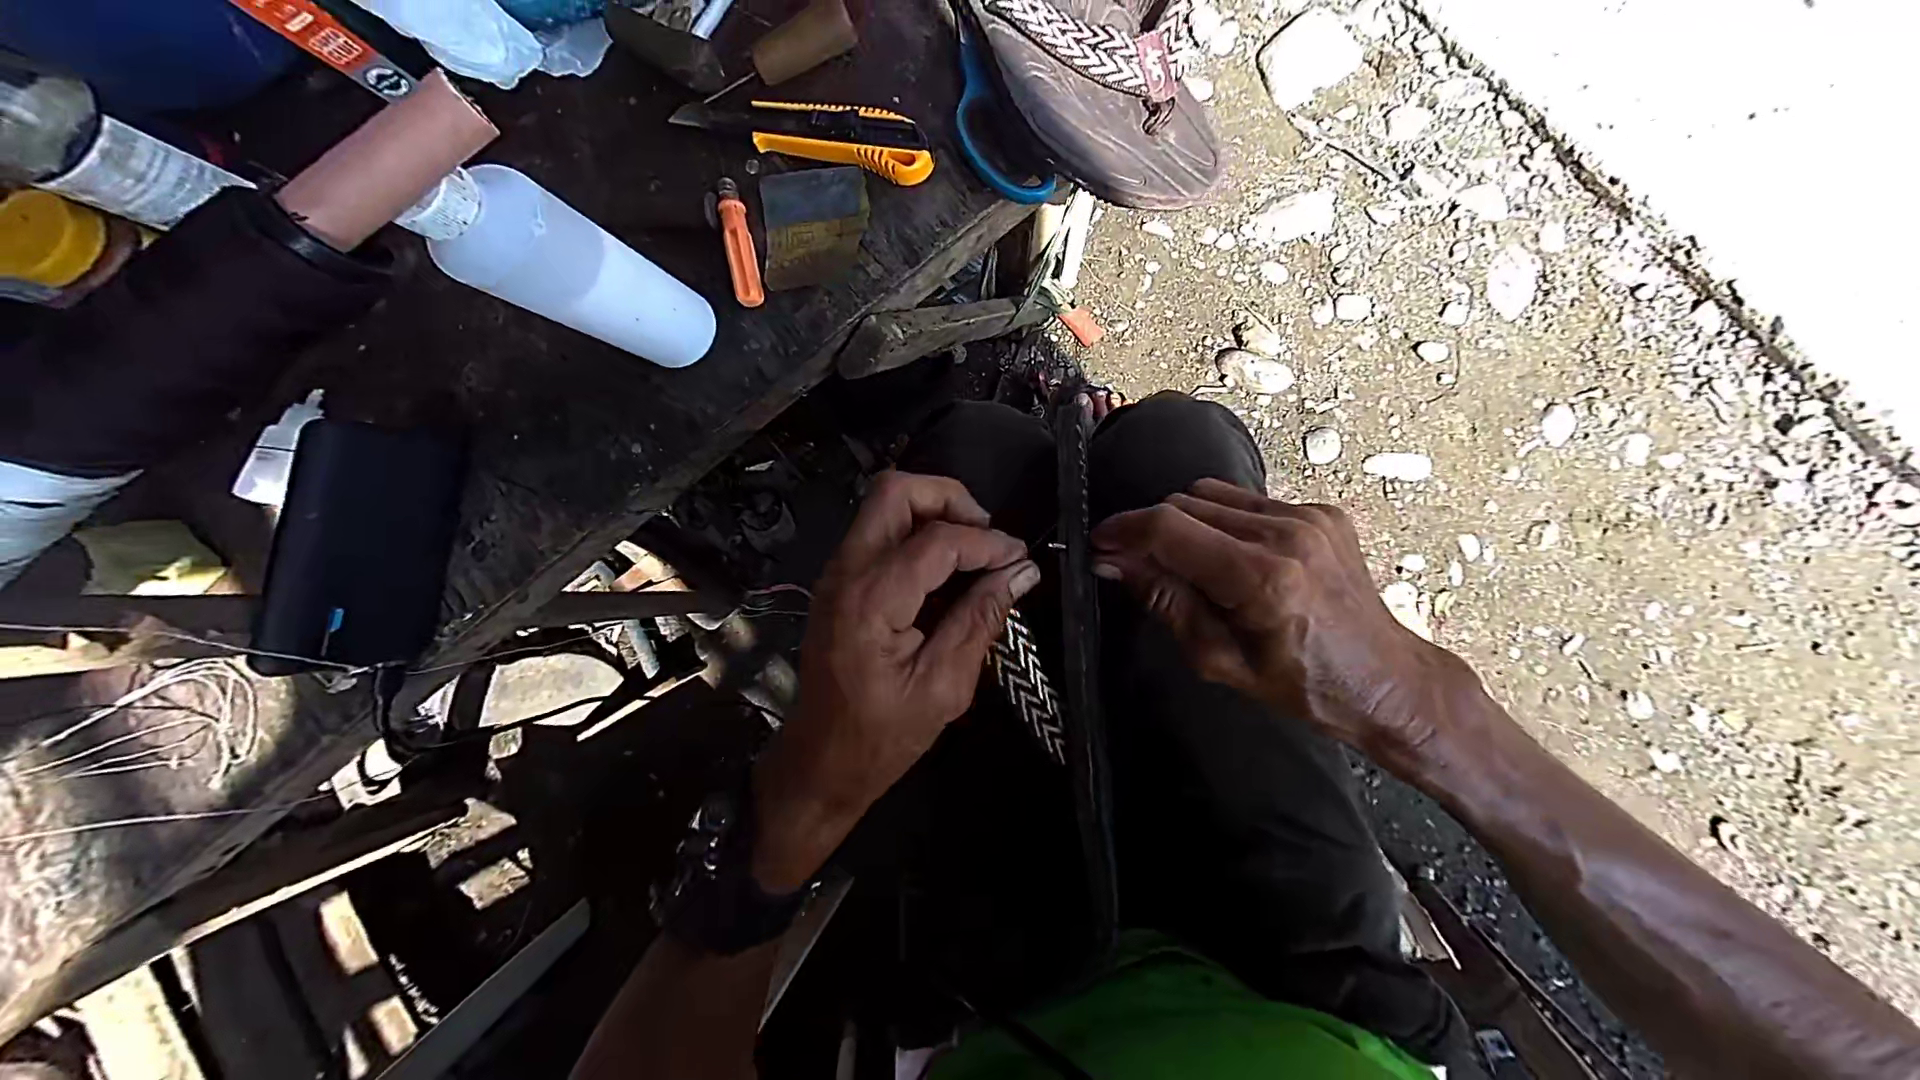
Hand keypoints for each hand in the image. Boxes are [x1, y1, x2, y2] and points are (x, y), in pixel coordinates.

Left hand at [753, 471, 1039, 889]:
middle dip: (950, 499)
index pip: (937, 540)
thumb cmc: (880, 737)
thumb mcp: (943, 687)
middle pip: (895, 491)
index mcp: (870, 601)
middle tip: (987, 536)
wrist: (819, 762)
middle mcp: (846, 572)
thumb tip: (1021, 572)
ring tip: (973, 550)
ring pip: (884, 504)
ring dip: (934, 512)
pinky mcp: (839, 582)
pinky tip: (947, 568)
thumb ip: (980, 620)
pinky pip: (879, 531)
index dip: (987, 542)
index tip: (1019, 560)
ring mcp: (837, 573)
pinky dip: (917, 532)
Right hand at [1090, 478, 1467, 766]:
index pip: (1169, 528)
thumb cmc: (1305, 684)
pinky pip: (1244, 500)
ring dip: (1181, 522)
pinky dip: (1219, 520)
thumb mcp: (1217, 658)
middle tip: (1133, 562)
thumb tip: (1117, 562)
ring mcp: (1308, 517)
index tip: (1100, 542)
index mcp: (1263, 579)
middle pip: (1184, 503)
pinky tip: (1225, 554)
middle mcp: (1287, 535)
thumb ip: (1164, 600)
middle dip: (1148, 529)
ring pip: (1210, 494)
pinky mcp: (1319, 511)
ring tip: (1184, 562)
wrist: (1386, 679)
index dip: (1123, 529)